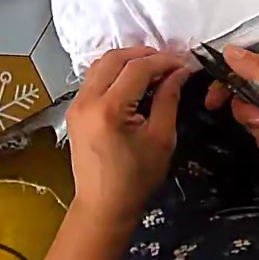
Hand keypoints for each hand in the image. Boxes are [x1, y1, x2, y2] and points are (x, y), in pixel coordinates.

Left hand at [67, 47, 190, 225]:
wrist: (104, 205)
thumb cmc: (136, 178)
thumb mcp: (161, 138)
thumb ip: (168, 98)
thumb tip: (180, 71)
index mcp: (109, 109)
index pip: (137, 68)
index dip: (164, 61)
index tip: (184, 63)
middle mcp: (87, 101)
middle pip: (115, 58)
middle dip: (144, 55)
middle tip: (169, 62)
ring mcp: (76, 104)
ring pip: (101, 65)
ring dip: (127, 61)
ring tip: (154, 69)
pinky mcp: (74, 109)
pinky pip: (94, 79)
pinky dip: (114, 72)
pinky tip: (133, 81)